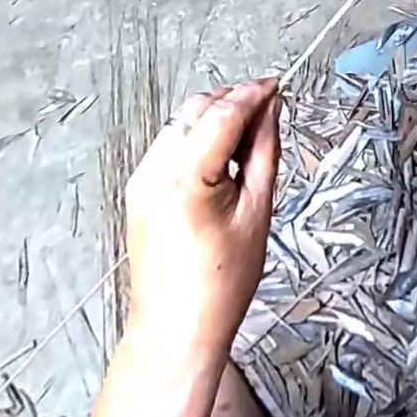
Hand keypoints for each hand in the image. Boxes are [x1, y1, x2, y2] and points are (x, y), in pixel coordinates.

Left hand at [122, 78, 279, 358]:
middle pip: (198, 106)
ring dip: (216, 114)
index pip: (224, 112)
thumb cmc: (220, 283)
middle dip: (235, 99)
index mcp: (185, 177)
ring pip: (182, 119)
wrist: (176, 331)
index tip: (276, 85)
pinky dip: (198, 134)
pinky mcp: (139, 187)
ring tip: (249, 134)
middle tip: (268, 108)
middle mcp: (155, 170)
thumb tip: (271, 110)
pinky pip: (171, 141)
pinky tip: (222, 153)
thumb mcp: (257, 210)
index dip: (254, 93)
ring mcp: (142, 177)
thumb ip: (264, 150)